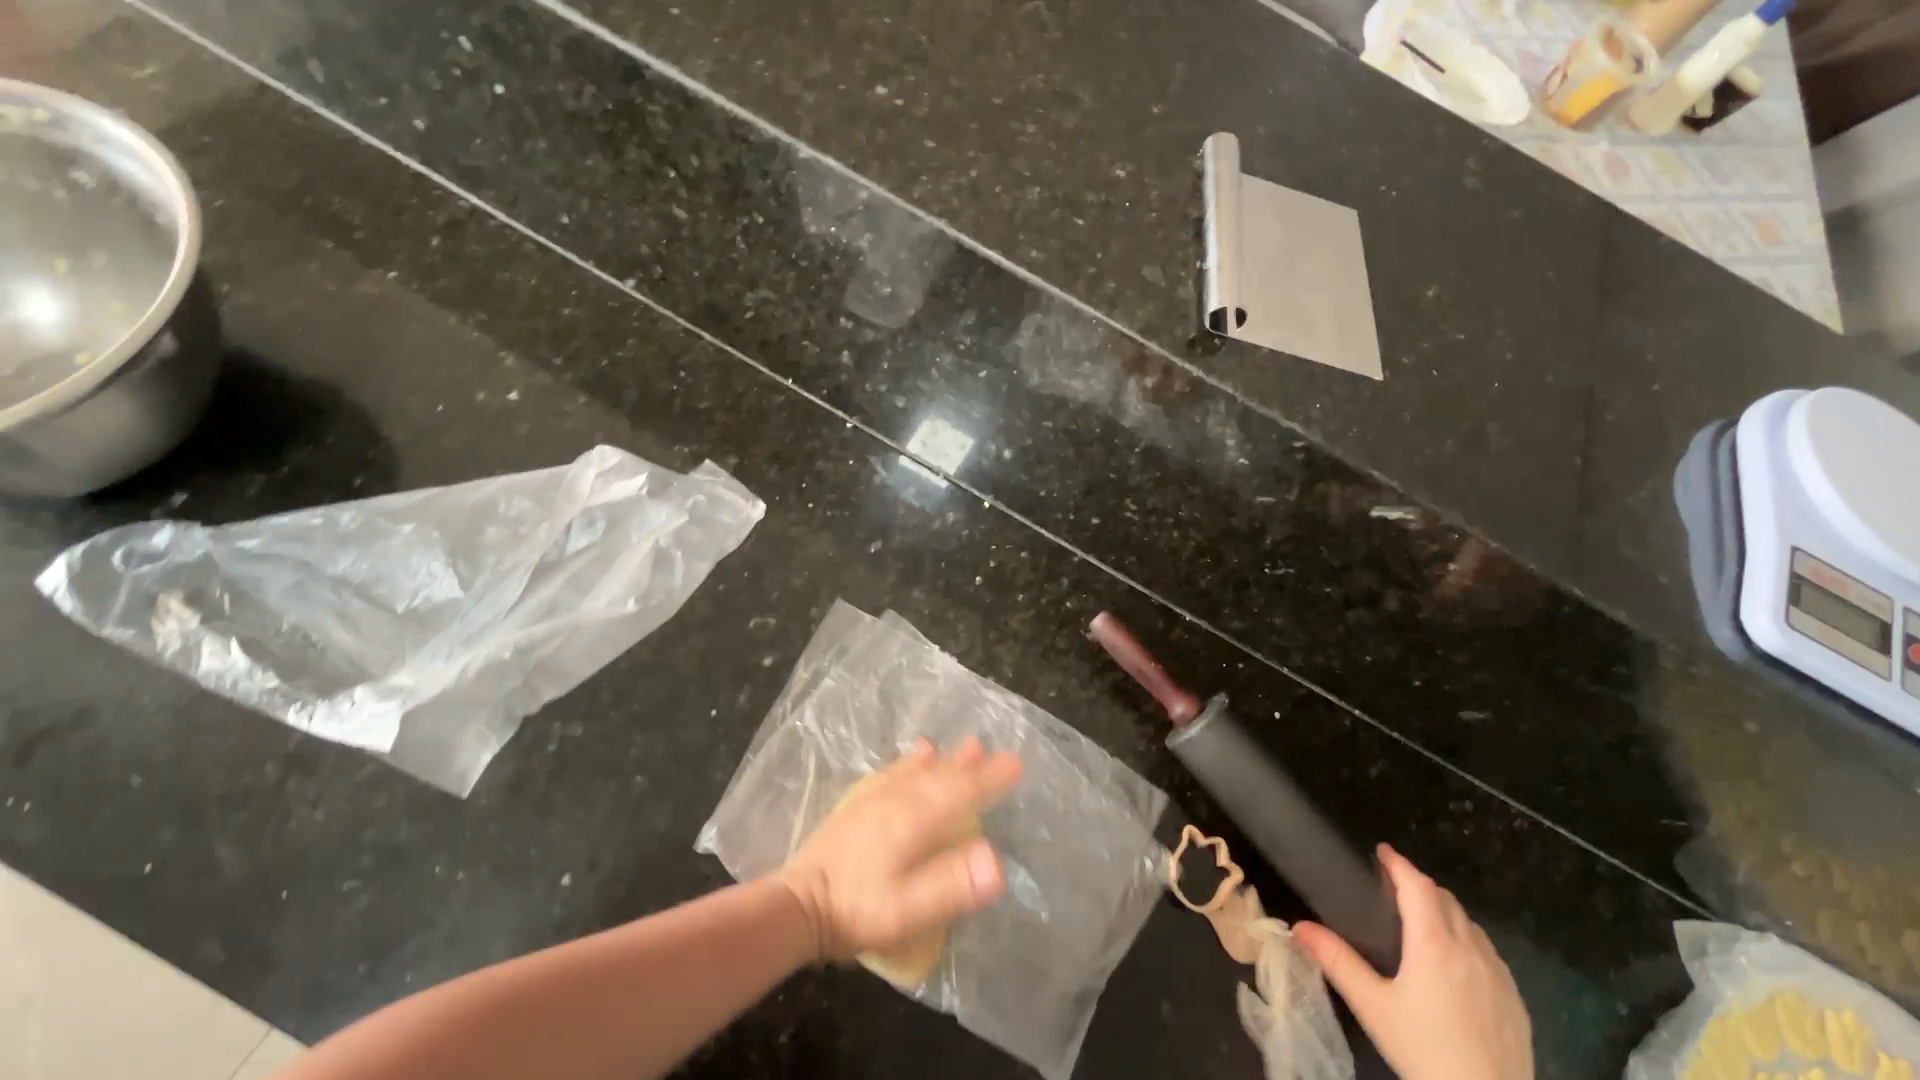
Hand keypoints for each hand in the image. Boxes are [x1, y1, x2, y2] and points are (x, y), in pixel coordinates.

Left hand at [778, 738, 1022, 961]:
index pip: (960, 794)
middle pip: (939, 778)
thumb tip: (998, 861)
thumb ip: (952, 885)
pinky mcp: (855, 810)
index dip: (990, 779)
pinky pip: (891, 775)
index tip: (1017, 763)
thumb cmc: (856, 911)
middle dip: (970, 765)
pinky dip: (909, 763)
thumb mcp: (909, 909)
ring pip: (916, 773)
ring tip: (966, 745)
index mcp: (913, 821)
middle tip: (997, 750)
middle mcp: (895, 802)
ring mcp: (872, 803)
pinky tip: (913, 757)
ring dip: (944, 760)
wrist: (795, 908)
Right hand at [1292, 844, 1532, 1079]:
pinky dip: (1467, 940)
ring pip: (1470, 925)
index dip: (1399, 864)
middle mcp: (1470, 948)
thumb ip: (1337, 962)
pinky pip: (1488, 953)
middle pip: (1445, 899)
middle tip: (1393, 889)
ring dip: (1445, 912)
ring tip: (1422, 922)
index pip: (1418, 886)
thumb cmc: (1424, 1049)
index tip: (1382, 851)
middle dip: (1420, 885)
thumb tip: (1299, 927)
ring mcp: (1498, 973)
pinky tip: (1455, 965)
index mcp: (1434, 943)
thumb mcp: (1372, 1006)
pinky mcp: (1514, 998)